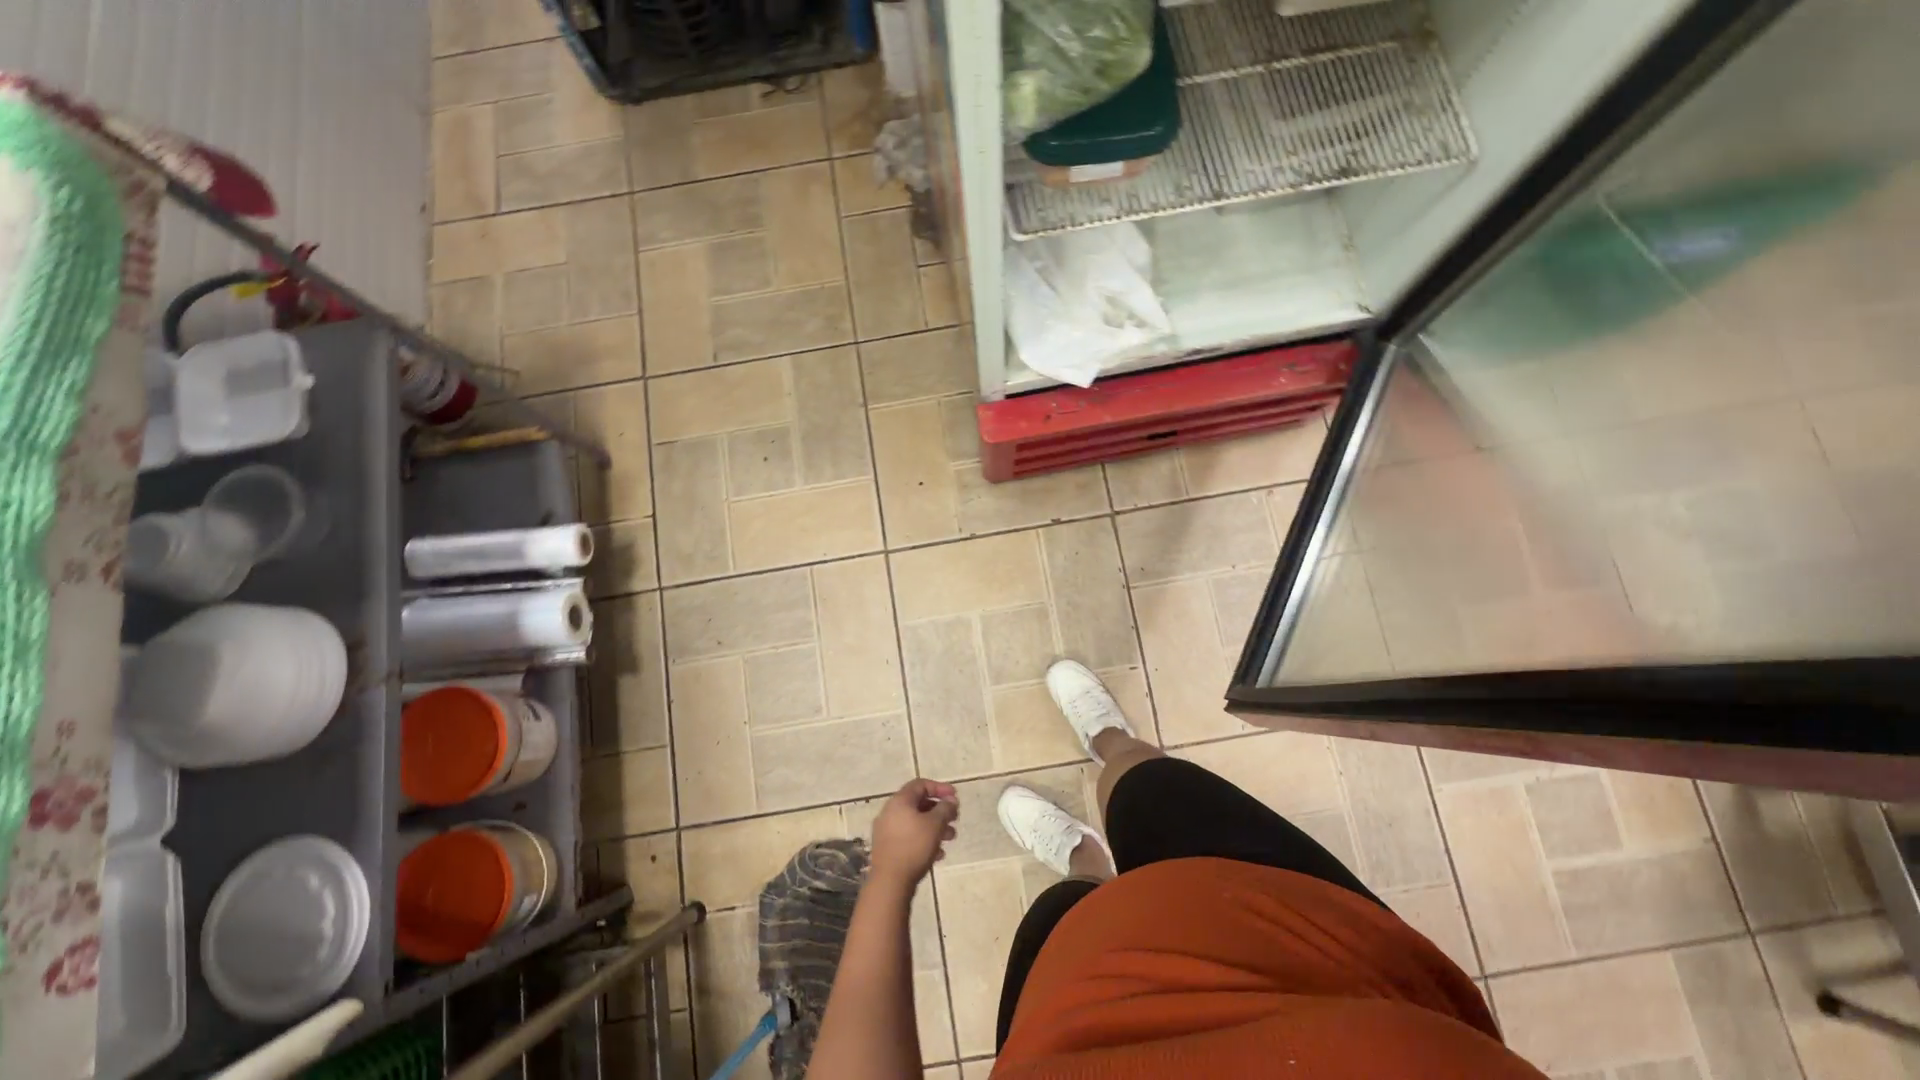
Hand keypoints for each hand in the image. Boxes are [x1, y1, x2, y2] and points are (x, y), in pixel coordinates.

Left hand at [869, 779, 957, 887]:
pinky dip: (924, 840)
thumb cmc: (914, 846)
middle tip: (954, 819)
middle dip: (939, 811)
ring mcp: (886, 831)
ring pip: (915, 822)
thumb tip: (950, 800)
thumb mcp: (935, 824)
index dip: (940, 788)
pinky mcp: (887, 848)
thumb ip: (945, 809)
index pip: (920, 785)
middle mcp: (890, 812)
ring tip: (950, 838)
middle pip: (918, 804)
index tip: (955, 797)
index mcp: (899, 801)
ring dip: (934, 827)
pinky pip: (909, 837)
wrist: (890, 880)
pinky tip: (937, 854)